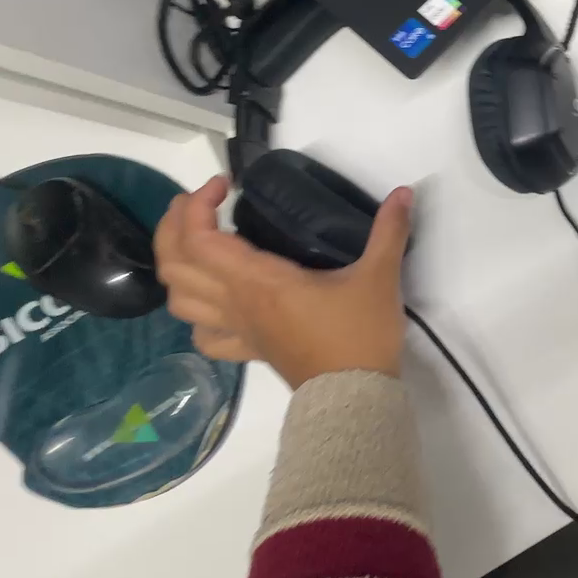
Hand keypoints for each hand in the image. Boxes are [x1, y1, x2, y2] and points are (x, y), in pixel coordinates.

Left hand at [154, 175, 414, 388]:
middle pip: (175, 264)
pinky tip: (215, 300)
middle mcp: (236, 304)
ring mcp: (238, 330)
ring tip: (200, 243)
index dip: (199, 206)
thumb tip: (403, 192)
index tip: (225, 184)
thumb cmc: (361, 332)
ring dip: (177, 265)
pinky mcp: (249, 349)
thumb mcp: (380, 275)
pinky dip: (197, 311)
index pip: (200, 239)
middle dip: (175, 226)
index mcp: (259, 282)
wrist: (355, 392)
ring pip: (178, 298)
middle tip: (201, 202)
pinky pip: (204, 333)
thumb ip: (389, 230)